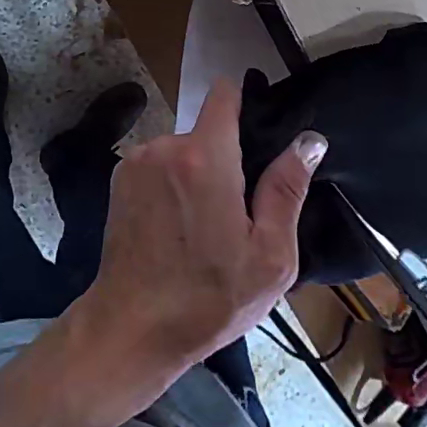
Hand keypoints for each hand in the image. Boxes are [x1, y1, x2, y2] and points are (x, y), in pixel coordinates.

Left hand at [73, 79, 325, 383]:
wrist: (130, 332)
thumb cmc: (207, 299)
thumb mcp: (269, 255)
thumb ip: (287, 189)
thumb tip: (309, 141)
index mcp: (204, 157)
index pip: (225, 94)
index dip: (246, 104)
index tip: (259, 134)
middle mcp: (164, 148)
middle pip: (208, 131)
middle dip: (226, 158)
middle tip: (238, 210)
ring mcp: (136, 164)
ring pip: (184, 151)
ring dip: (198, 173)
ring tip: (206, 225)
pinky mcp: (118, 183)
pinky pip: (160, 166)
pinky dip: (173, 185)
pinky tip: (179, 228)